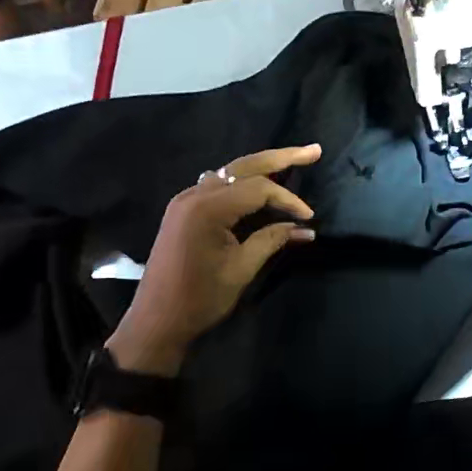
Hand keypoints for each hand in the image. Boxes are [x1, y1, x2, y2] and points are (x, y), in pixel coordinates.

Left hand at [106, 145, 320, 376]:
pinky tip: (258, 187)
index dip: (288, 199)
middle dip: (281, 157)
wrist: (157, 319)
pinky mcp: (183, 211)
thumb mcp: (242, 269)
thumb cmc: (200, 298)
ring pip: (230, 173)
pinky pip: (217, 186)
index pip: (258, 188)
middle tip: (313, 150)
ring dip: (260, 168)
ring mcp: (185, 201)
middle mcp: (194, 195)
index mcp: (208, 208)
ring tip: (290, 163)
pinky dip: (242, 183)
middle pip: (244, 166)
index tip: (309, 218)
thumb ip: (272, 240)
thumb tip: (305, 229)